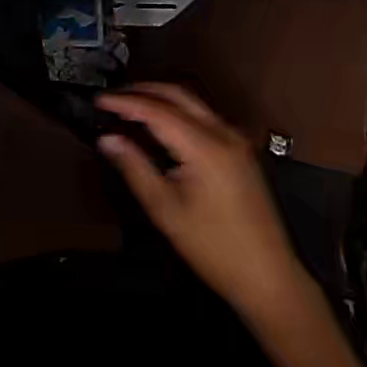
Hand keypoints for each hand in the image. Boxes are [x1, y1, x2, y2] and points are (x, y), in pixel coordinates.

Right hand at [97, 83, 308, 313]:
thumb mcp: (165, 209)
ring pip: (193, 103)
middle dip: (142, 90)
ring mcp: (236, 140)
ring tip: (130, 106)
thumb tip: (108, 139)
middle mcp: (224, 133)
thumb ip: (134, 167)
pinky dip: (178, 112)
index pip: (157, 110)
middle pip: (178, 95)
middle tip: (112, 97)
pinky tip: (160, 124)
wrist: (267, 276)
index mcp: (205, 146)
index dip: (124, 102)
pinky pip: (204, 117)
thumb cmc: (213, 247)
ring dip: (160, 98)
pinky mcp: (241, 151)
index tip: (99, 100)